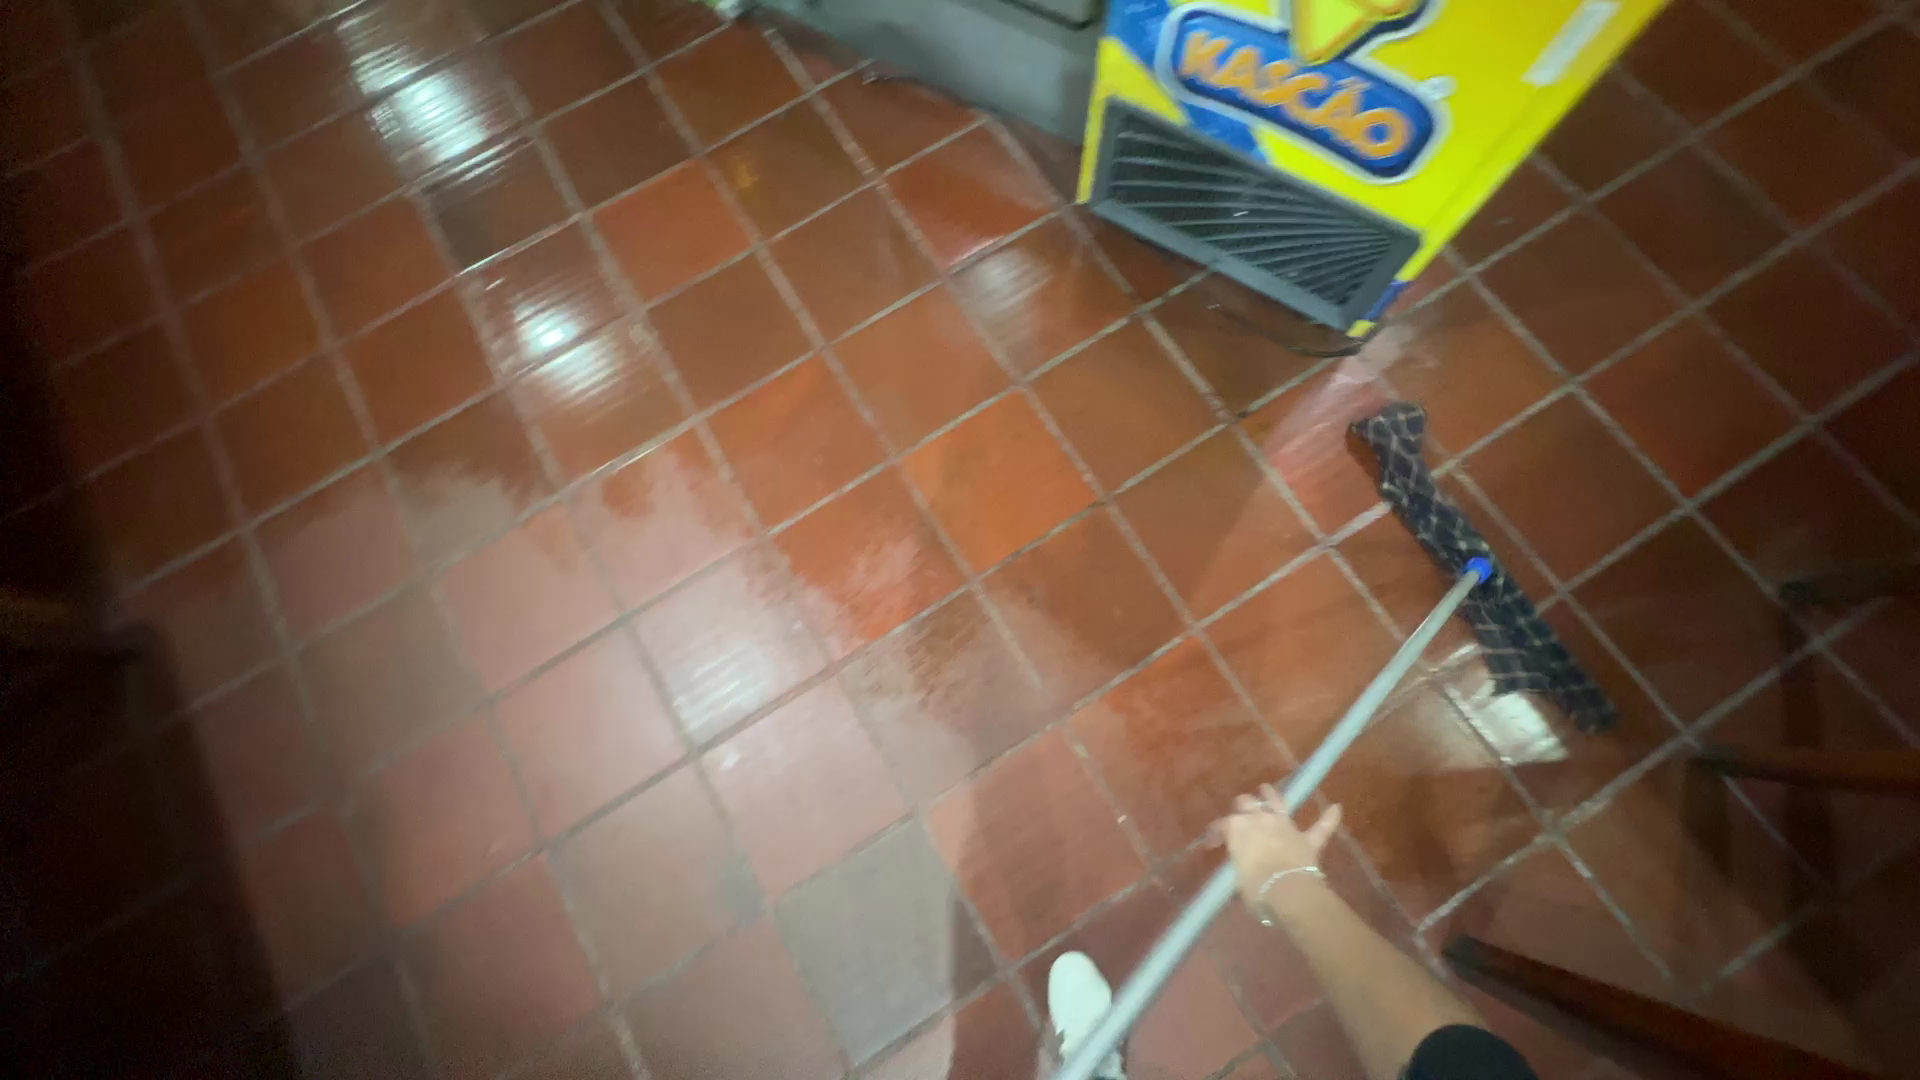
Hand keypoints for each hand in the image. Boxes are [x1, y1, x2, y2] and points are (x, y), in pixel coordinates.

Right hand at [1212, 785, 1342, 914]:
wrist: (1287, 891)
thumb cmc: (1256, 887)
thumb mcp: (1239, 878)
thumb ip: (1242, 865)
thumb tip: (1246, 869)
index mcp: (1237, 828)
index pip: (1222, 826)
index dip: (1215, 833)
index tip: (1212, 843)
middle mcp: (1259, 819)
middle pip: (1247, 803)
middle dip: (1243, 805)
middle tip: (1240, 810)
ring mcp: (1285, 827)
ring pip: (1278, 803)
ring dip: (1272, 794)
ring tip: (1267, 789)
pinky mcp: (1307, 840)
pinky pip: (1321, 827)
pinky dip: (1329, 818)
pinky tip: (1337, 808)